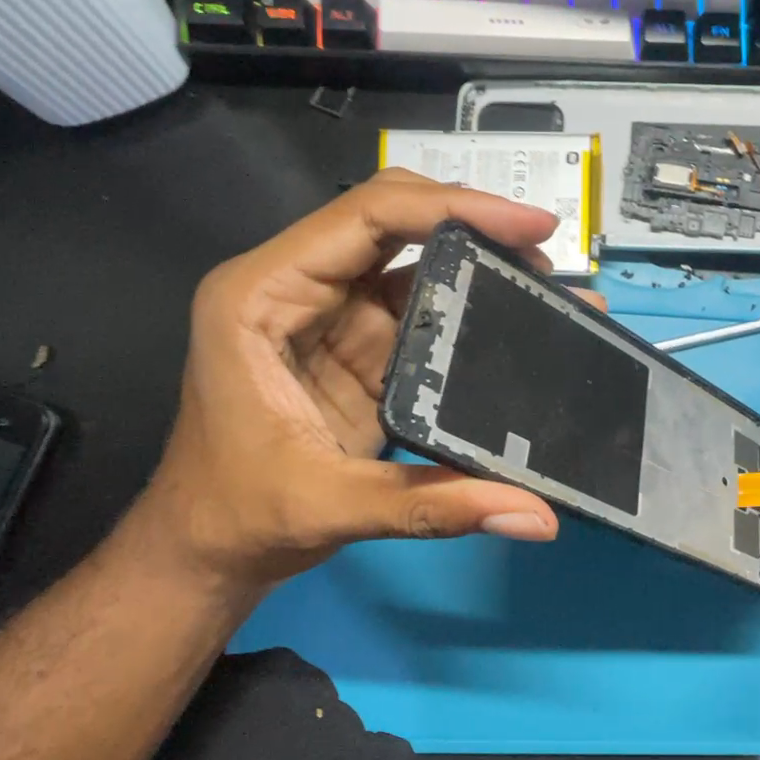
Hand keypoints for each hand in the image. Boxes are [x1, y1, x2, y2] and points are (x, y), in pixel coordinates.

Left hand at [132, 169, 577, 592]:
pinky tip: (521, 324)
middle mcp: (298, 290)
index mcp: (262, 298)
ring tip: (552, 289)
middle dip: (474, 226)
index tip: (533, 226)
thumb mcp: (332, 507)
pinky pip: (425, 313)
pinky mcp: (361, 351)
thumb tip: (539, 518)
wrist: (207, 551)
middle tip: (547, 252)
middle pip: (394, 224)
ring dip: (481, 269)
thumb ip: (435, 505)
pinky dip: (475, 314)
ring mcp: (332, 319)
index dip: (453, 208)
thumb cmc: (240, 516)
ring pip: (416, 265)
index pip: (366, 219)